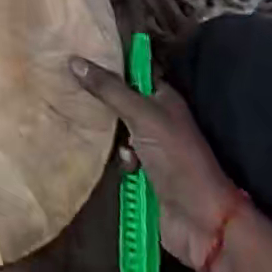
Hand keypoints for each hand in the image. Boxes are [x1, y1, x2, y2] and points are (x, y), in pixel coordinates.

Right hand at [72, 57, 243, 268]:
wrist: (200, 219)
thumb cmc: (175, 155)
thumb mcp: (141, 115)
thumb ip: (109, 89)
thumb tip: (74, 61)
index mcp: (162, 95)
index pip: (133, 68)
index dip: (111, 60)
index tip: (80, 51)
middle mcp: (156, 116)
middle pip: (121, 98)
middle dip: (102, 97)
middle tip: (71, 86)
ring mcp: (150, 145)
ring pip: (117, 128)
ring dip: (109, 133)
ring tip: (94, 129)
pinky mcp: (143, 171)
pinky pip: (120, 155)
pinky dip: (118, 158)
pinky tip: (124, 166)